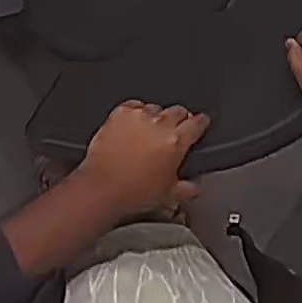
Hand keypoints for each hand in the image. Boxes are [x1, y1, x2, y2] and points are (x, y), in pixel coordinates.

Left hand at [74, 101, 210, 217]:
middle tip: (173, 131)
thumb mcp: (168, 196)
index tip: (200, 123)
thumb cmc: (132, 194)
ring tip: (148, 132)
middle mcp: (160, 124)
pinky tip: (132, 126)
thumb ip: (187, 188)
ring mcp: (139, 116)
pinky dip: (135, 113)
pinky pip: (134, 106)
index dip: (201, 122)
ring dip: (155, 117)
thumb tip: (193, 185)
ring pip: (155, 108)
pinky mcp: (120, 114)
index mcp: (176, 141)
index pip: (197, 122)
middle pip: (178, 110)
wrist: (101, 189)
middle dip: (179, 119)